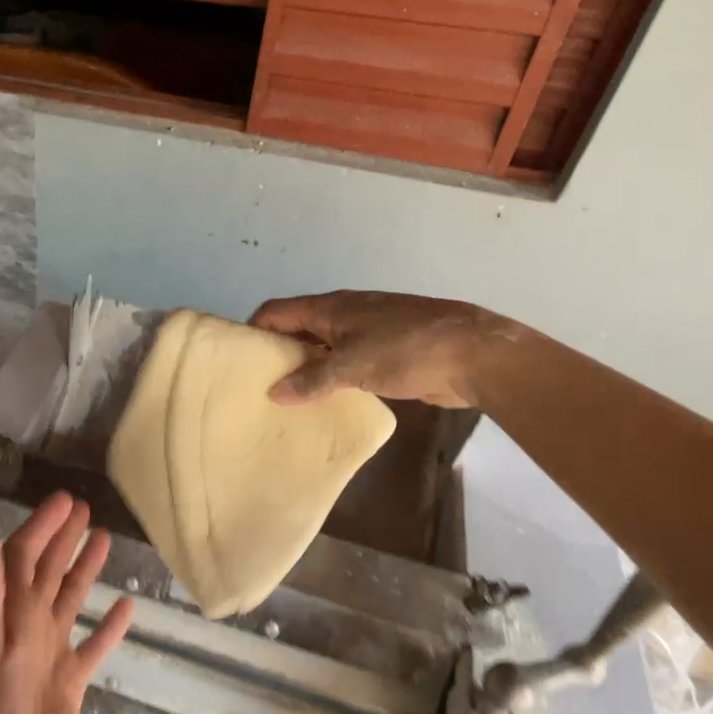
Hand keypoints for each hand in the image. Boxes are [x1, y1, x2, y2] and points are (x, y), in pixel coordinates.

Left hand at [0, 492, 133, 713]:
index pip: (18, 558)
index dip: (39, 527)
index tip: (65, 500)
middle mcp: (22, 630)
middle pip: (44, 574)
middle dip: (62, 540)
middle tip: (86, 508)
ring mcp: (46, 658)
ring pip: (68, 603)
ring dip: (84, 572)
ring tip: (105, 541)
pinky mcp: (67, 687)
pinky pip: (92, 649)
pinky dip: (108, 629)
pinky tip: (126, 608)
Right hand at [250, 290, 517, 407]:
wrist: (474, 355)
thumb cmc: (408, 350)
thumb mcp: (353, 365)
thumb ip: (312, 380)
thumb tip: (273, 393)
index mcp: (331, 308)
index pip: (276, 312)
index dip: (253, 330)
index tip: (237, 360)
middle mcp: (344, 316)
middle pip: (296, 329)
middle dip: (275, 354)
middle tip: (255, 387)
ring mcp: (365, 335)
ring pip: (321, 349)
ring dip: (304, 370)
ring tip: (283, 402)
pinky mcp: (385, 356)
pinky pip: (345, 366)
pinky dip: (330, 381)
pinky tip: (323, 405)